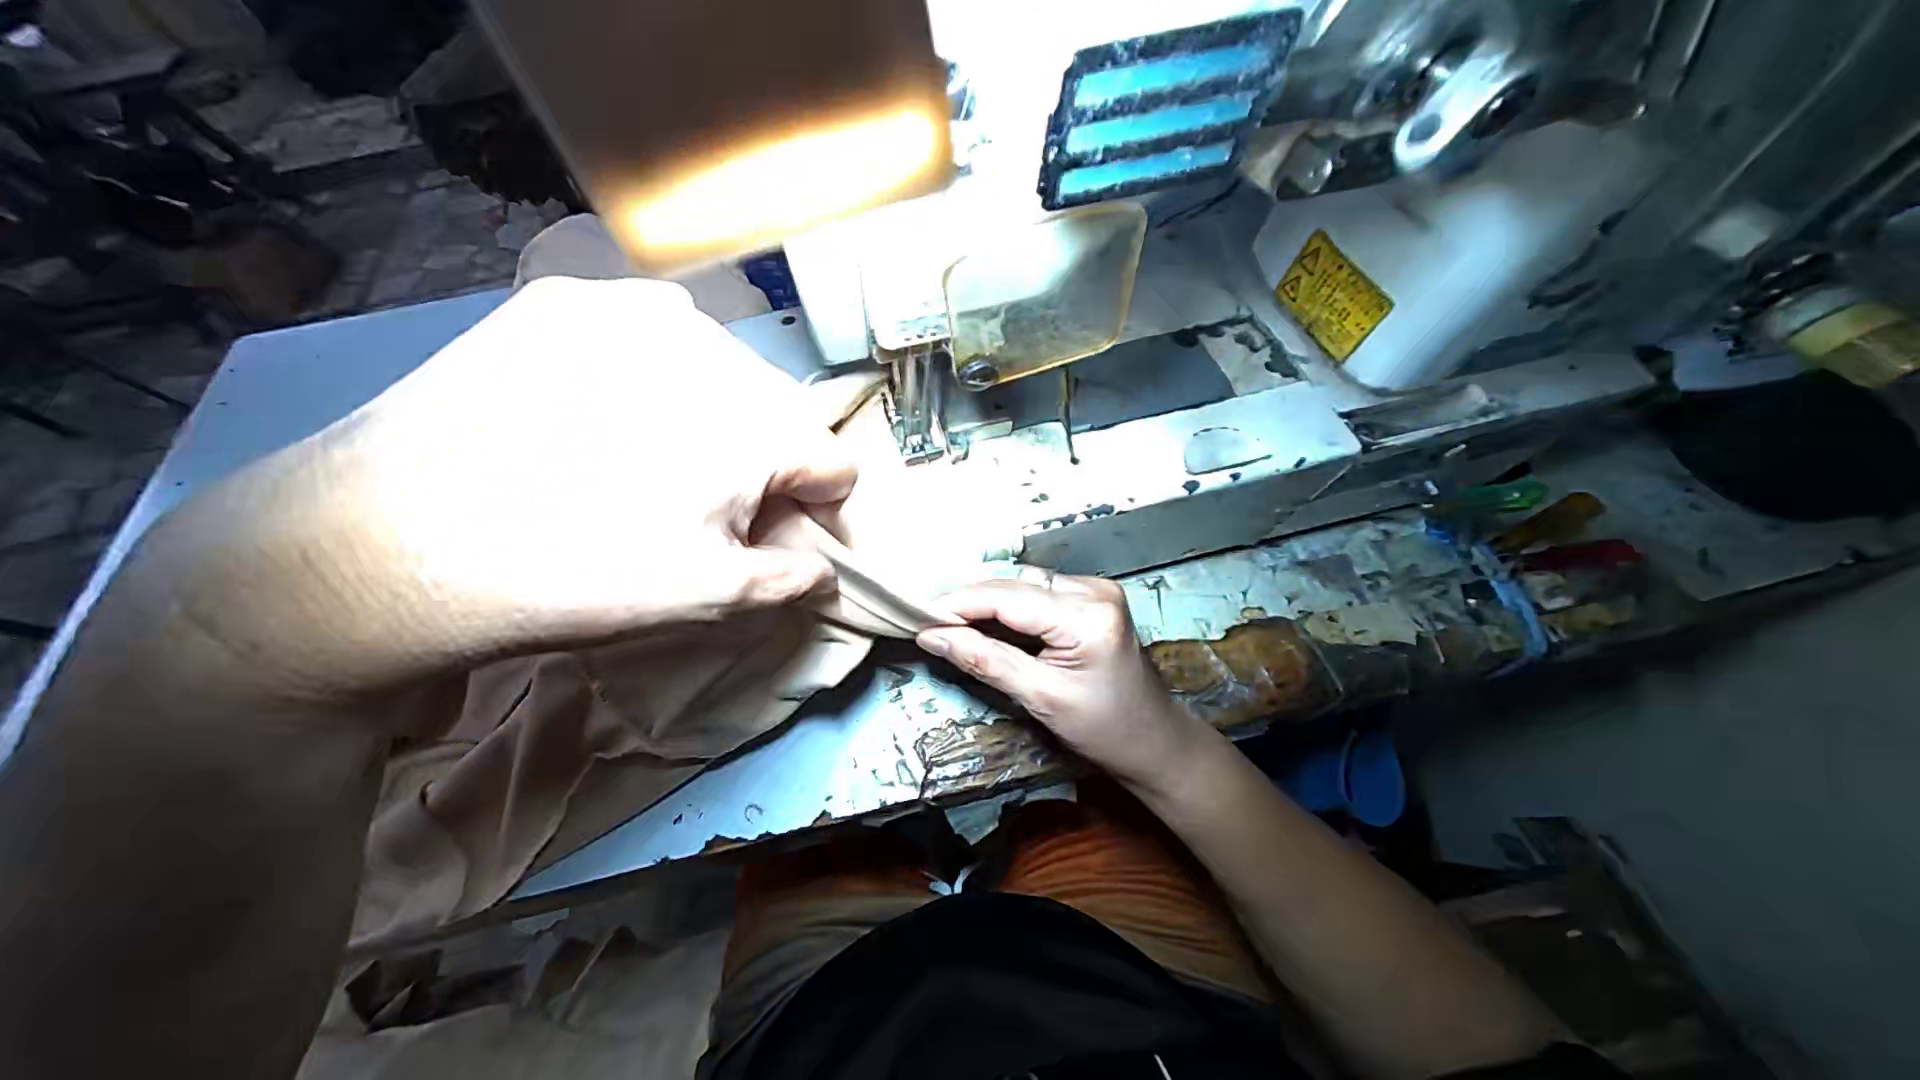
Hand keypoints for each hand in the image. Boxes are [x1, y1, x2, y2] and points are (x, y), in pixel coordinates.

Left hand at [152, 277, 856, 696]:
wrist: (387, 542)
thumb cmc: (575, 578)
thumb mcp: (707, 599)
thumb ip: (792, 580)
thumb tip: (825, 570)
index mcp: (759, 424)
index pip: (835, 463)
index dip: (813, 509)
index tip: (771, 536)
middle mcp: (713, 347)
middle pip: (781, 413)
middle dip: (764, 461)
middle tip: (702, 505)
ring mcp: (634, 311)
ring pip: (722, 370)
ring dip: (712, 415)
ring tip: (644, 458)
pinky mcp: (568, 300)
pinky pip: (652, 337)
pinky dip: (652, 375)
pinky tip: (600, 414)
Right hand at [915, 573, 1220, 793]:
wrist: (1155, 741)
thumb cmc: (1104, 730)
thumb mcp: (1040, 698)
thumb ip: (985, 661)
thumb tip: (933, 635)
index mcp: (1087, 615)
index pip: (1008, 597)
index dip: (960, 604)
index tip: (920, 617)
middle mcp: (1094, 590)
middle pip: (1016, 584)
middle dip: (971, 602)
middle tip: (930, 621)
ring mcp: (1097, 590)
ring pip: (1025, 584)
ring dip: (988, 601)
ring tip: (951, 621)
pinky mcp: (1094, 598)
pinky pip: (1040, 592)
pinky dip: (1010, 606)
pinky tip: (987, 621)